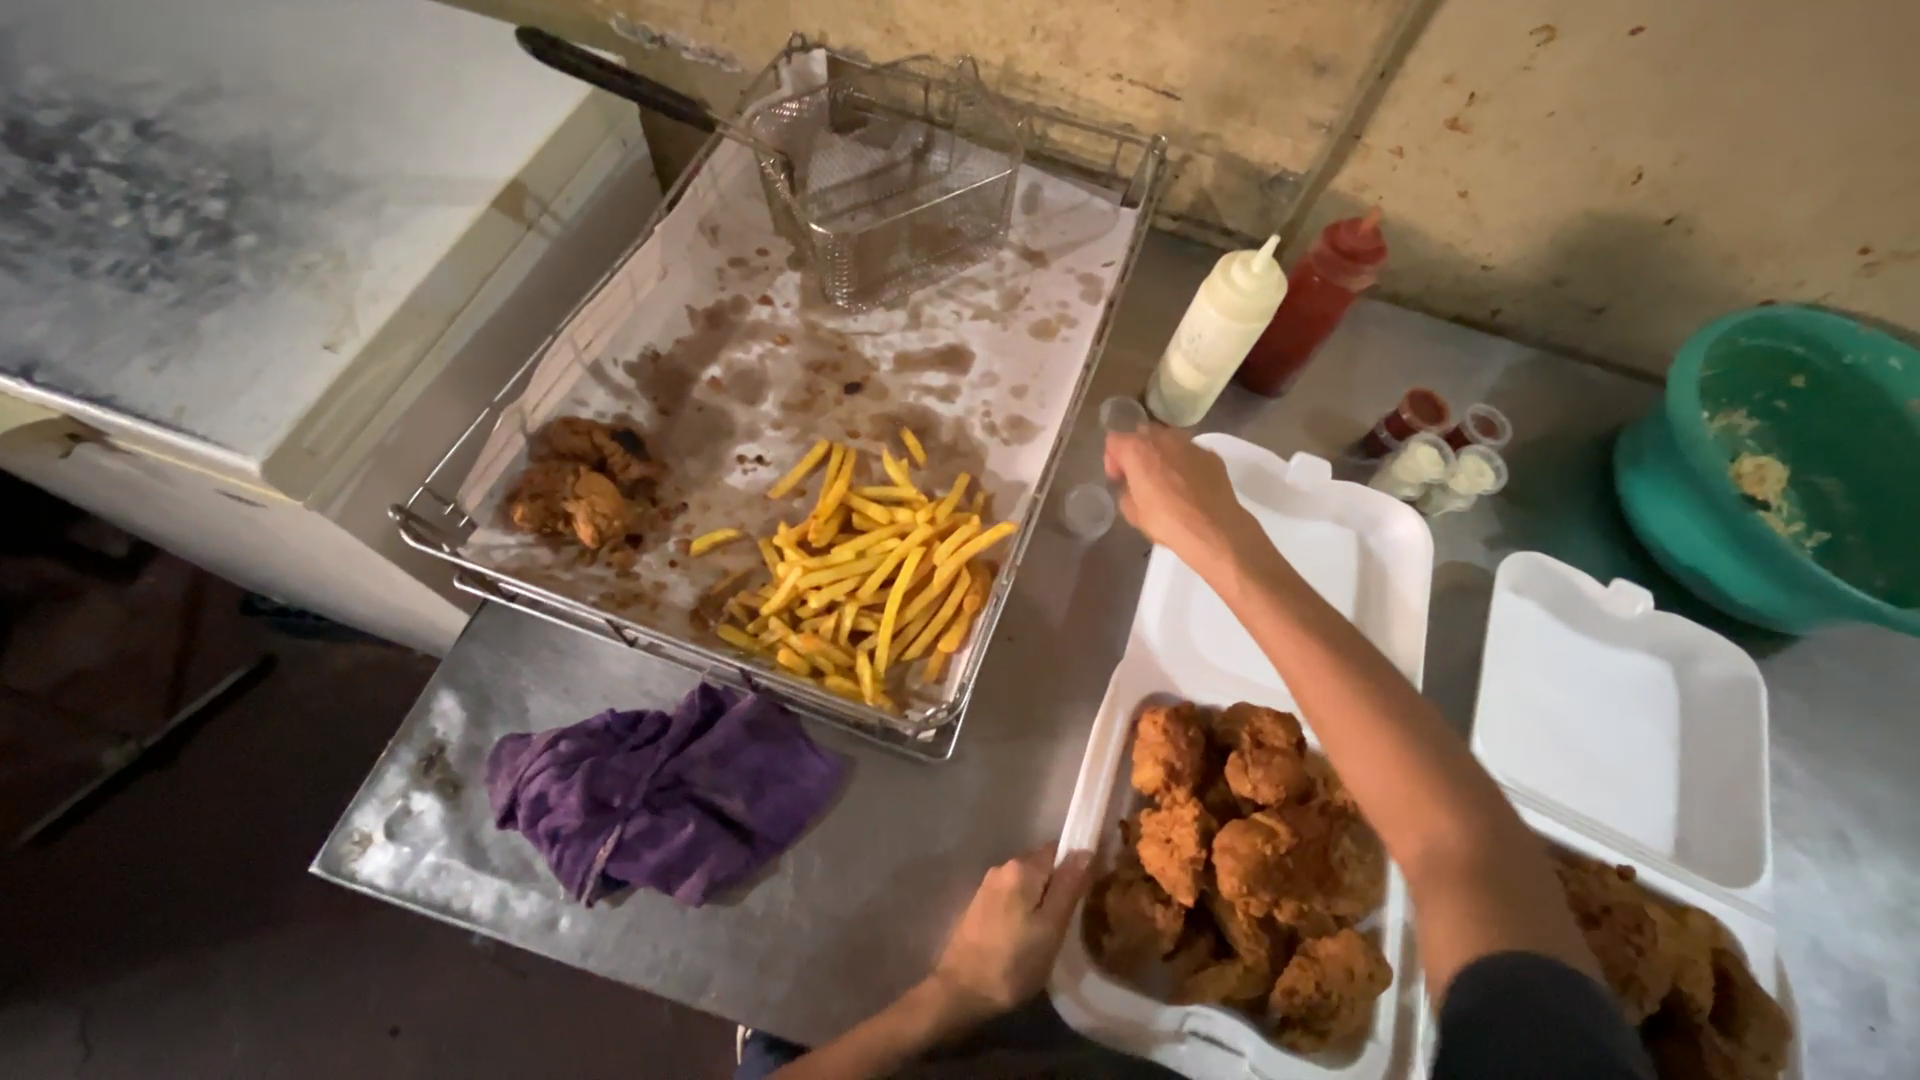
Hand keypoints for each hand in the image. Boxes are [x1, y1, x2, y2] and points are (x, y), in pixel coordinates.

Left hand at [925, 844, 1093, 1022]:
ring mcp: (988, 886)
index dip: (1078, 864)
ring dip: (1042, 897)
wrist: (961, 990)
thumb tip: (1085, 850)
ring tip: (1054, 927)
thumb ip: (1068, 886)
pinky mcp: (979, 905)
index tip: (1091, 888)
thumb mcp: (1051, 927)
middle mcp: (1002, 867)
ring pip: (1027, 882)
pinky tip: (1029, 932)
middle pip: (1042, 864)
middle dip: (1060, 883)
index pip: (1058, 849)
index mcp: (1022, 867)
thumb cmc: (1013, 961)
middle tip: (1075, 915)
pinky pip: (1013, 895)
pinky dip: (1026, 907)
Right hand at [1105, 425, 1261, 573]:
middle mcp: (1163, 438)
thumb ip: (1125, 490)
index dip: (1112, 460)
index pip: (1113, 441)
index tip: (1118, 480)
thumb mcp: (1131, 512)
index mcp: (1137, 450)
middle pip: (1142, 434)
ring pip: (1168, 440)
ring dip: (1162, 454)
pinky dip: (1184, 463)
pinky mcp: (1210, 454)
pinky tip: (1188, 485)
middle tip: (1139, 476)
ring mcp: (1190, 444)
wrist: (1212, 528)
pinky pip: (1189, 452)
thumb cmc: (1165, 520)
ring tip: (1166, 478)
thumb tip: (1132, 486)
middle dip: (1137, 452)